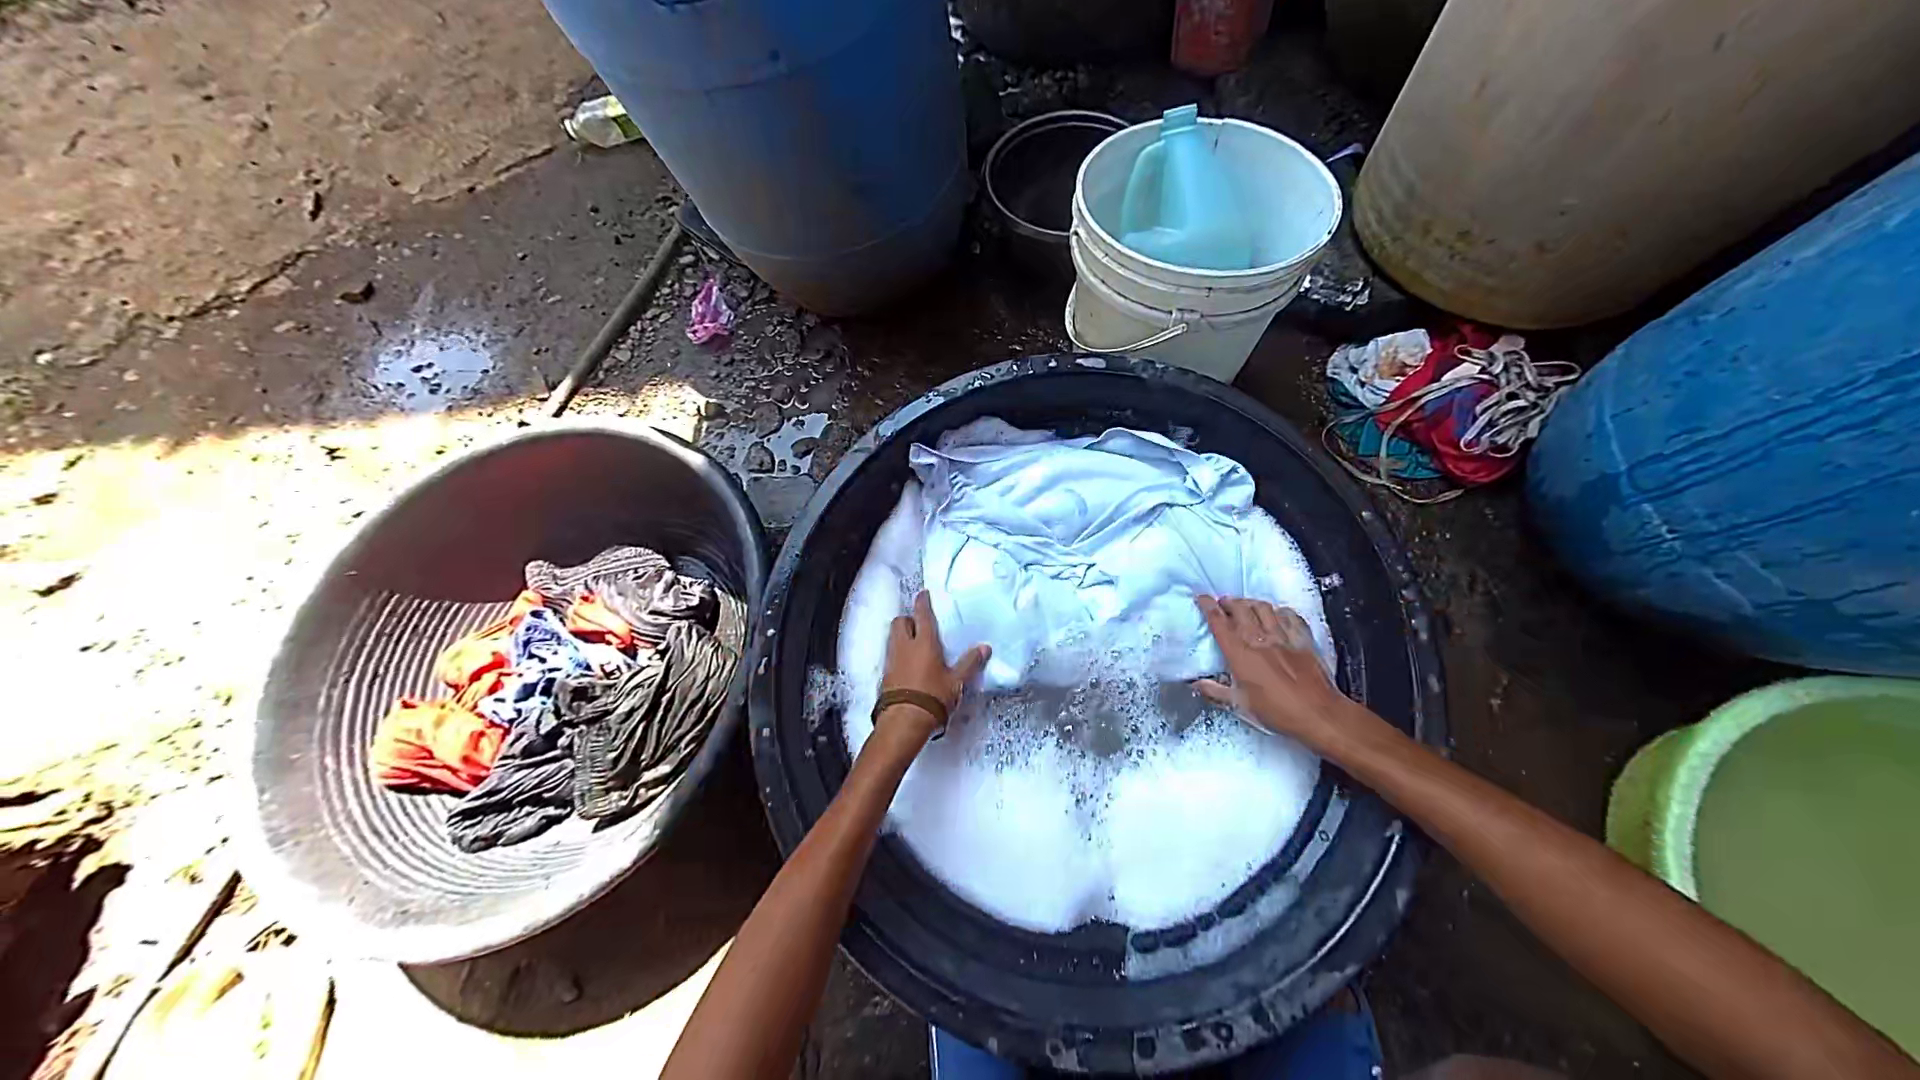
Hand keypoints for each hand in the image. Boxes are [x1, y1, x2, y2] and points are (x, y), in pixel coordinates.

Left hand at [879, 591, 990, 742]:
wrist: (903, 722)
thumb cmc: (933, 698)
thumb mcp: (957, 682)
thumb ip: (970, 663)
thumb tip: (985, 648)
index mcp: (924, 643)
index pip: (922, 615)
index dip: (922, 602)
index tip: (923, 594)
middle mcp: (904, 646)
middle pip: (900, 621)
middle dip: (908, 618)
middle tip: (919, 623)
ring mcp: (892, 660)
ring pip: (893, 637)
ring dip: (902, 635)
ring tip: (914, 642)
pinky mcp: (885, 675)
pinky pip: (891, 655)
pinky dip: (898, 653)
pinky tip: (908, 663)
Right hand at [1193, 595, 1380, 749]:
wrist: (1318, 714)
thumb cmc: (1277, 712)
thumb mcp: (1240, 705)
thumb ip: (1215, 691)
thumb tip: (1197, 684)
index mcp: (1239, 654)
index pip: (1219, 622)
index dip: (1208, 607)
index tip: (1203, 599)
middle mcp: (1259, 640)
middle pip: (1241, 608)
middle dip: (1229, 602)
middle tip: (1223, 603)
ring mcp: (1283, 637)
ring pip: (1264, 608)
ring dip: (1251, 603)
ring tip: (1246, 605)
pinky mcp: (1303, 640)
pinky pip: (1290, 616)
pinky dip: (1280, 611)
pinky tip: (1278, 614)